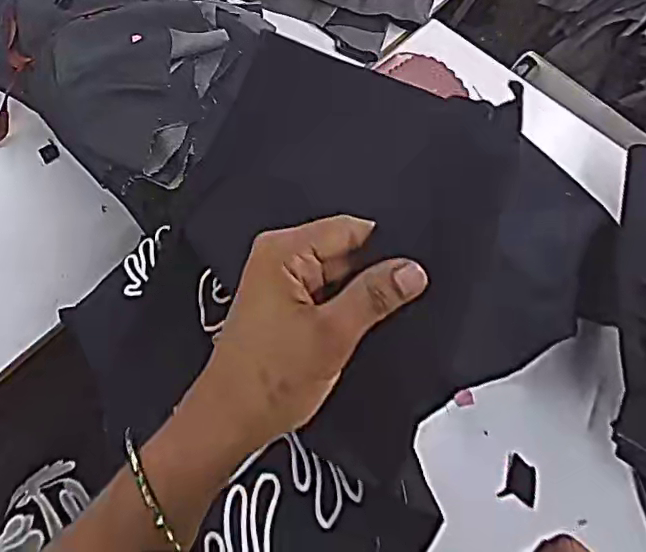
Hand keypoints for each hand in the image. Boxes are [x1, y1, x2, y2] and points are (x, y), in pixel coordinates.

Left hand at [184, 215, 426, 453]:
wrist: (233, 416)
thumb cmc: (265, 379)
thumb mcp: (332, 334)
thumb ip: (374, 297)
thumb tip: (409, 271)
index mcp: (282, 249)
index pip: (348, 228)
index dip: (385, 246)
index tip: (413, 270)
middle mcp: (278, 257)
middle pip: (344, 251)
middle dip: (371, 277)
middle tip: (392, 307)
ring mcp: (280, 280)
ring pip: (338, 276)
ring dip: (356, 298)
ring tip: (360, 327)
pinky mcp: (284, 302)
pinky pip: (325, 294)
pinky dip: (342, 311)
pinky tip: (349, 333)